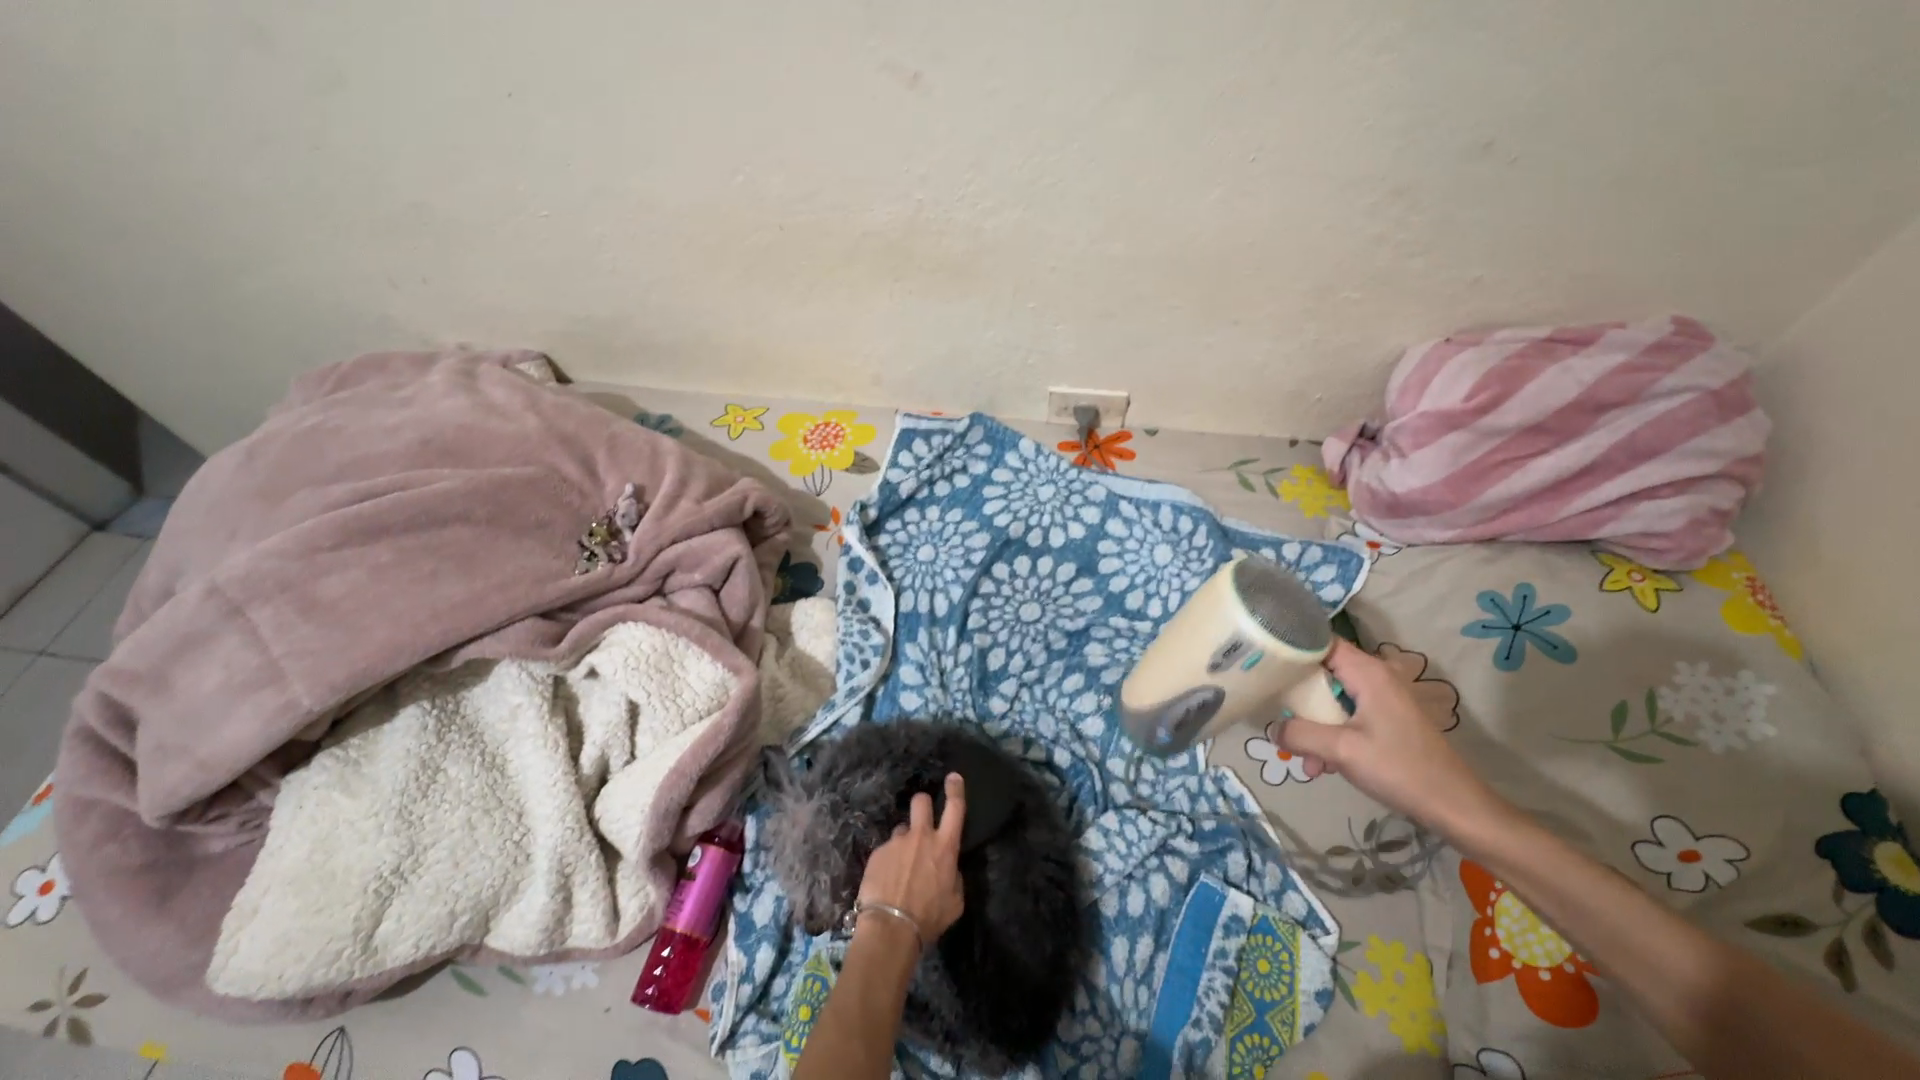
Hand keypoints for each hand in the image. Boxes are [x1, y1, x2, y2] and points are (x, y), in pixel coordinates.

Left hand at [856, 773, 966, 943]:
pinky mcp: (877, 853)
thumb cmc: (929, 916)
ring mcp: (896, 843)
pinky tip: (886, 881)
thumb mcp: (956, 901)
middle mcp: (920, 837)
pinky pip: (886, 851)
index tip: (953, 777)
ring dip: (904, 842)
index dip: (955, 789)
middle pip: (921, 801)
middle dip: (923, 804)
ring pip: (901, 830)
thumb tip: (949, 868)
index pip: (955, 807)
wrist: (891, 927)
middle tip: (922, 818)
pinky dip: (889, 861)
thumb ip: (954, 877)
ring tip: (900, 868)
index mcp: (945, 846)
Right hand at [1275, 639, 1500, 831]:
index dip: (1290, 651)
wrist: (1453, 804)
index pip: (1319, 642)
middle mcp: (1377, 676)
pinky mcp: (1389, 719)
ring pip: (1333, 698)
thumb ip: (1300, 735)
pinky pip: (1349, 715)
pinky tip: (1324, 765)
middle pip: (1323, 671)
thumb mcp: (1341, 751)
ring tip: (1305, 759)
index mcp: (1368, 672)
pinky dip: (1332, 734)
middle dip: (1298, 698)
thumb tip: (1272, 729)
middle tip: (1279, 721)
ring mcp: (1384, 698)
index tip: (1263, 667)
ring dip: (1314, 724)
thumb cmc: (1399, 769)